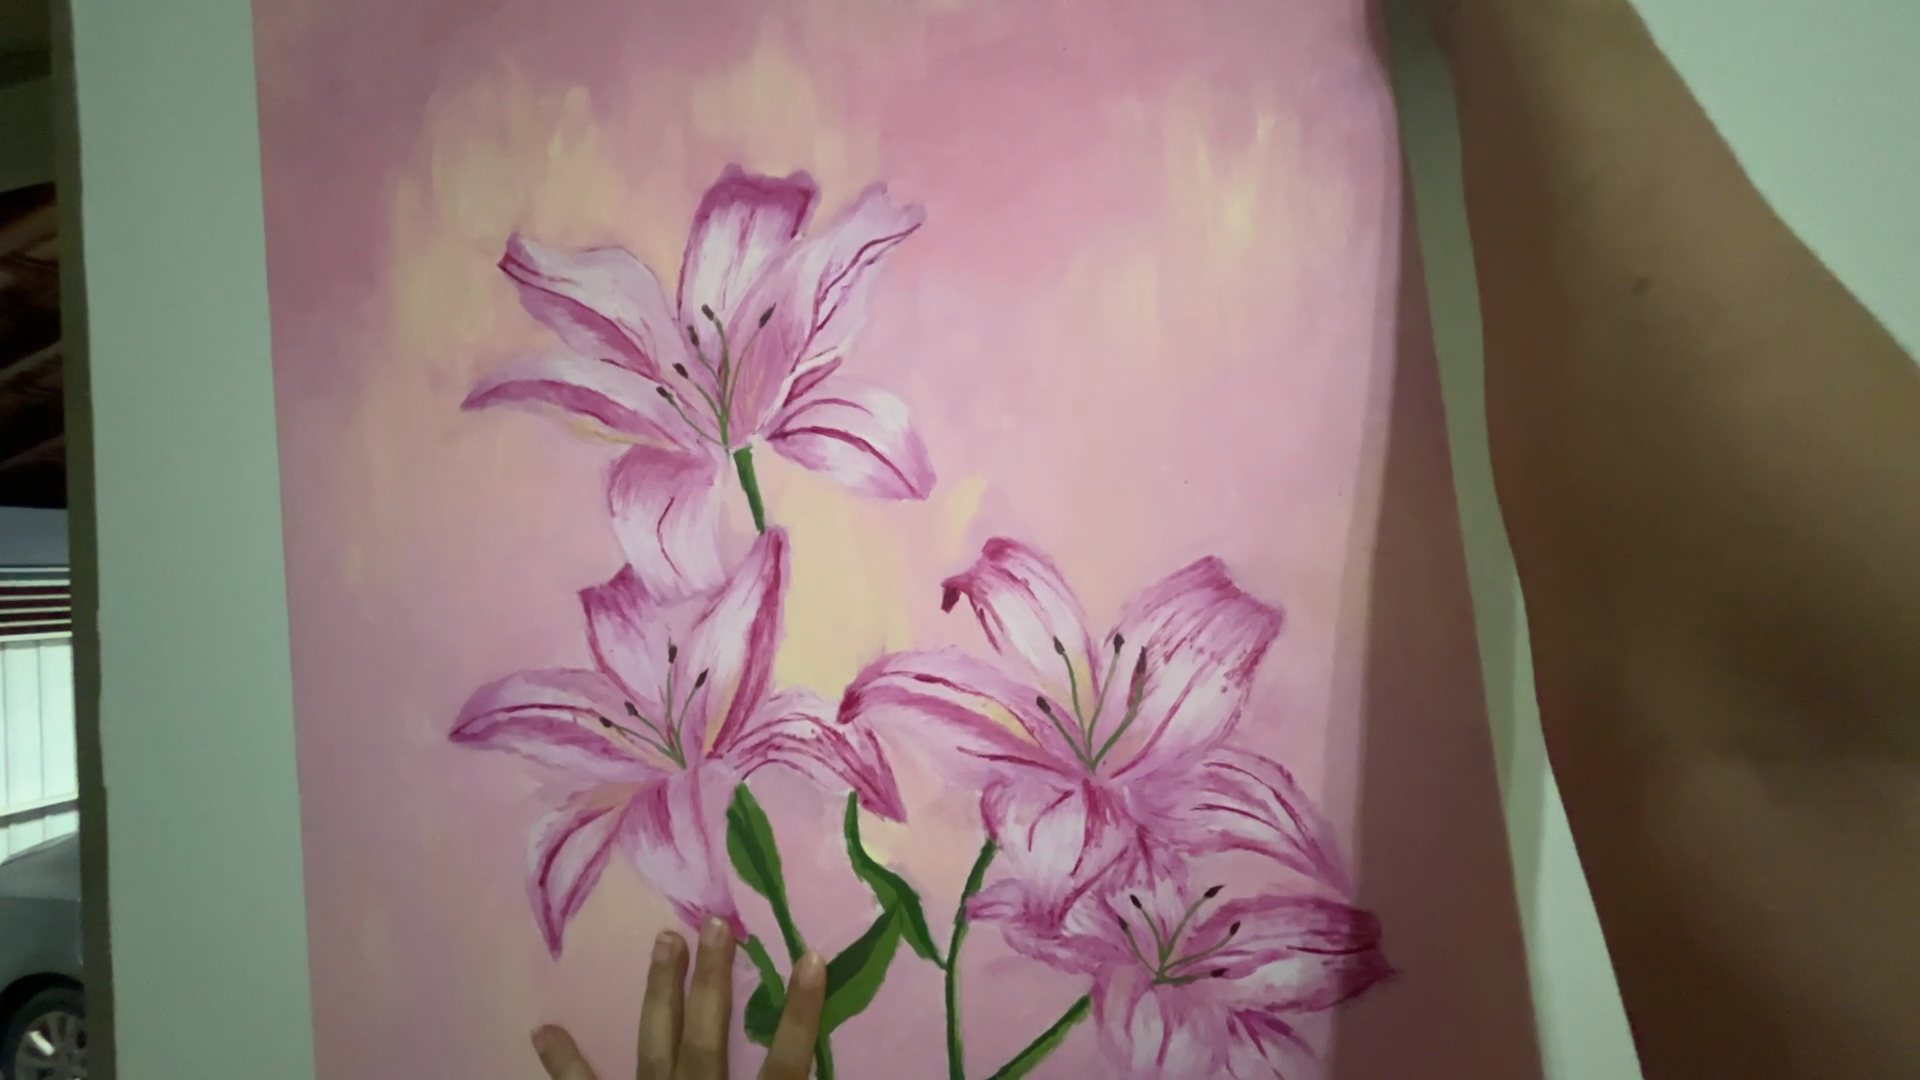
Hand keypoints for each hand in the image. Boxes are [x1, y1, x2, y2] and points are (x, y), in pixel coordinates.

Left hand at [532, 918, 826, 1079]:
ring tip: (663, 939)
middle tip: (716, 923)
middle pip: (709, 1042)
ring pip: (655, 1049)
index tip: (813, 957)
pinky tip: (543, 1031)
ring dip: (661, 993)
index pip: (784, 1068)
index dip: (800, 1014)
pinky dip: (565, 1066)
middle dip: (714, 981)